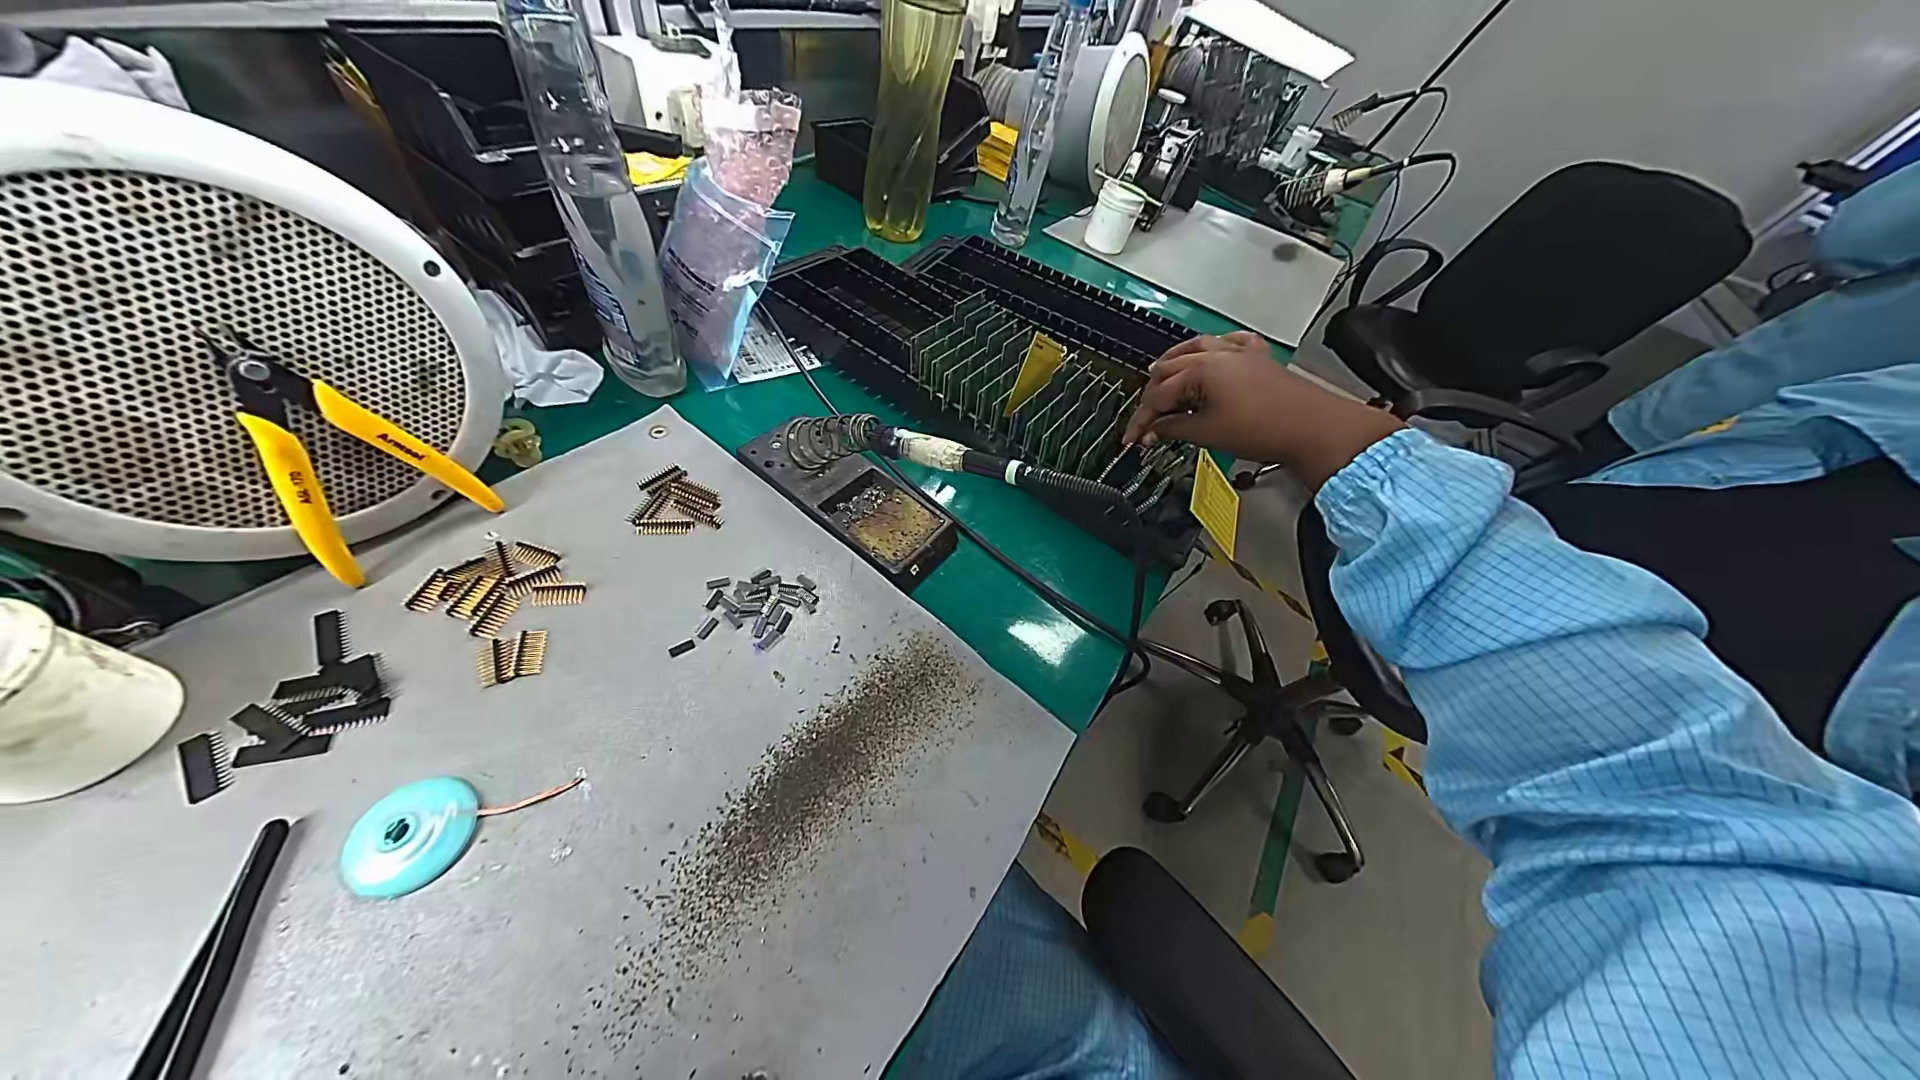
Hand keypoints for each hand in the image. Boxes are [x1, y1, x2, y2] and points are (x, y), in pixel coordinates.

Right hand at [1123, 332, 1404, 488]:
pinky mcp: (1258, 360)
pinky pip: (1229, 345)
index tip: (1133, 438)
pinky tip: (1211, 354)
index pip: (1158, 395)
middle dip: (1153, 395)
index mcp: (1201, 369)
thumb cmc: (1265, 428)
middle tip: (1145, 421)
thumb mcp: (1208, 433)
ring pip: (1196, 350)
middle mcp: (1219, 354)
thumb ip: (1174, 428)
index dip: (1142, 419)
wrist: (1313, 429)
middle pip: (1171, 369)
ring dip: (1175, 364)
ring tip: (1161, 376)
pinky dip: (1214, 350)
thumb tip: (1156, 430)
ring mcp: (1240, 354)